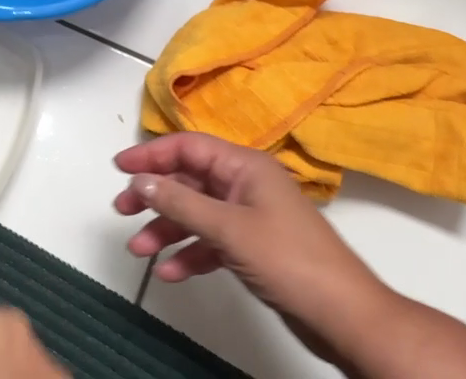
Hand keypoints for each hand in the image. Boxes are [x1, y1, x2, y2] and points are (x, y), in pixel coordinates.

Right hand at [112, 133, 386, 347]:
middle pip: (188, 181)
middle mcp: (245, 185)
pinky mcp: (254, 248)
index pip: (188, 147)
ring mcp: (250, 217)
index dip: (151, 154)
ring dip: (166, 230)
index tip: (118, 167)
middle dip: (153, 197)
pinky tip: (170, 273)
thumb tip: (139, 180)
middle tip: (120, 211)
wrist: (347, 318)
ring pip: (196, 214)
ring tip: (139, 250)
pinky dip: (189, 254)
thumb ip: (180, 202)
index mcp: (245, 166)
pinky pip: (211, 242)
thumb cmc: (288, 260)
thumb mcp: (228, 228)